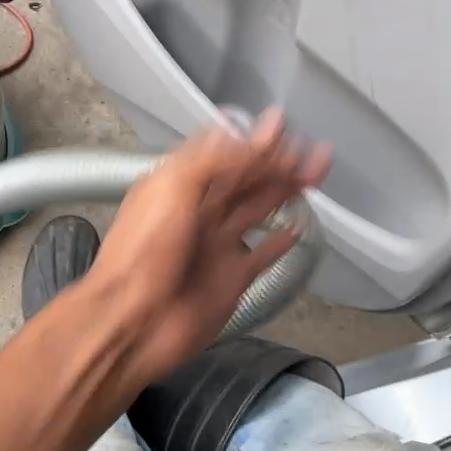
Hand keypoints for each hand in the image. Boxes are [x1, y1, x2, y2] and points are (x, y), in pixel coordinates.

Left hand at [77, 109, 327, 383]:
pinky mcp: (231, 280)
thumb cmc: (143, 252)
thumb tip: (257, 131)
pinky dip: (279, 243)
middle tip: (314, 151)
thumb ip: (217, 160)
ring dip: (284, 191)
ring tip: (315, 173)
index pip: (224, 156)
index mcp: (177, 187)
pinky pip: (261, 256)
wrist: (134, 321)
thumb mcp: (173, 189)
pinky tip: (298, 228)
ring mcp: (215, 247)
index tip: (286, 129)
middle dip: (278, 164)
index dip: (255, 143)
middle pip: (245, 181)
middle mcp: (198, 213)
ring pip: (257, 211)